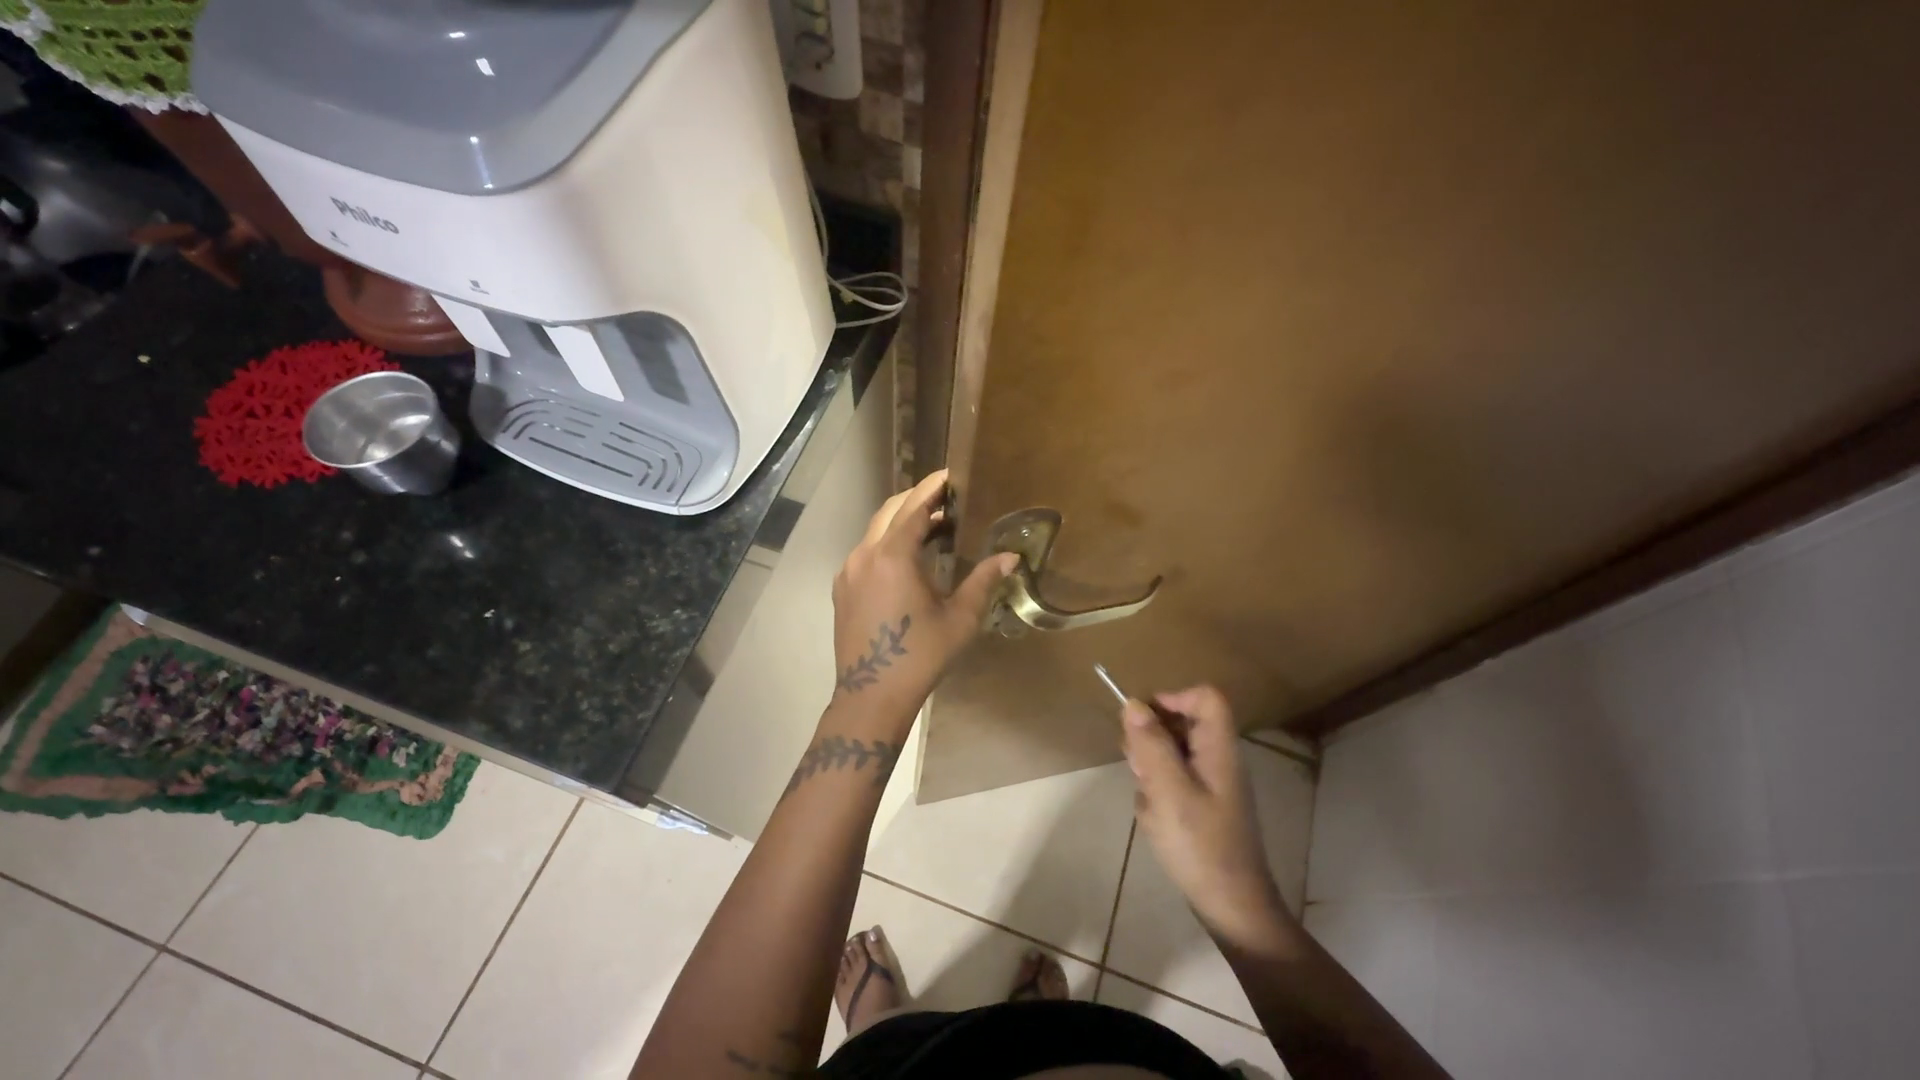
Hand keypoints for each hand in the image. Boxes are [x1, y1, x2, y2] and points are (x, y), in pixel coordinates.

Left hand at [831, 469, 1018, 724]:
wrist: (872, 695)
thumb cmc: (921, 656)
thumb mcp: (960, 618)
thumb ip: (983, 581)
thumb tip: (1010, 558)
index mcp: (893, 556)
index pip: (914, 507)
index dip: (933, 489)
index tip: (951, 475)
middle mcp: (865, 555)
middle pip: (890, 511)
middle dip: (917, 499)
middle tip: (946, 496)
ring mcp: (849, 572)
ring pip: (875, 531)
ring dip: (902, 521)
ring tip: (934, 525)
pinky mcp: (842, 589)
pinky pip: (866, 552)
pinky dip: (887, 542)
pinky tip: (909, 557)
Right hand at [1121, 685, 1289, 944]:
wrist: (1230, 904)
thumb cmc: (1200, 845)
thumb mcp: (1169, 791)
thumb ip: (1151, 745)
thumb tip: (1134, 705)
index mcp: (1218, 749)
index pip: (1205, 698)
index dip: (1172, 698)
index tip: (1142, 723)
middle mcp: (1218, 760)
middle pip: (1183, 724)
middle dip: (1152, 741)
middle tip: (1139, 770)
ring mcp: (1212, 785)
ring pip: (1172, 755)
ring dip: (1151, 771)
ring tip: (1149, 803)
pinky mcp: (1202, 807)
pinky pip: (1172, 783)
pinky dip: (1157, 794)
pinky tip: (1156, 821)